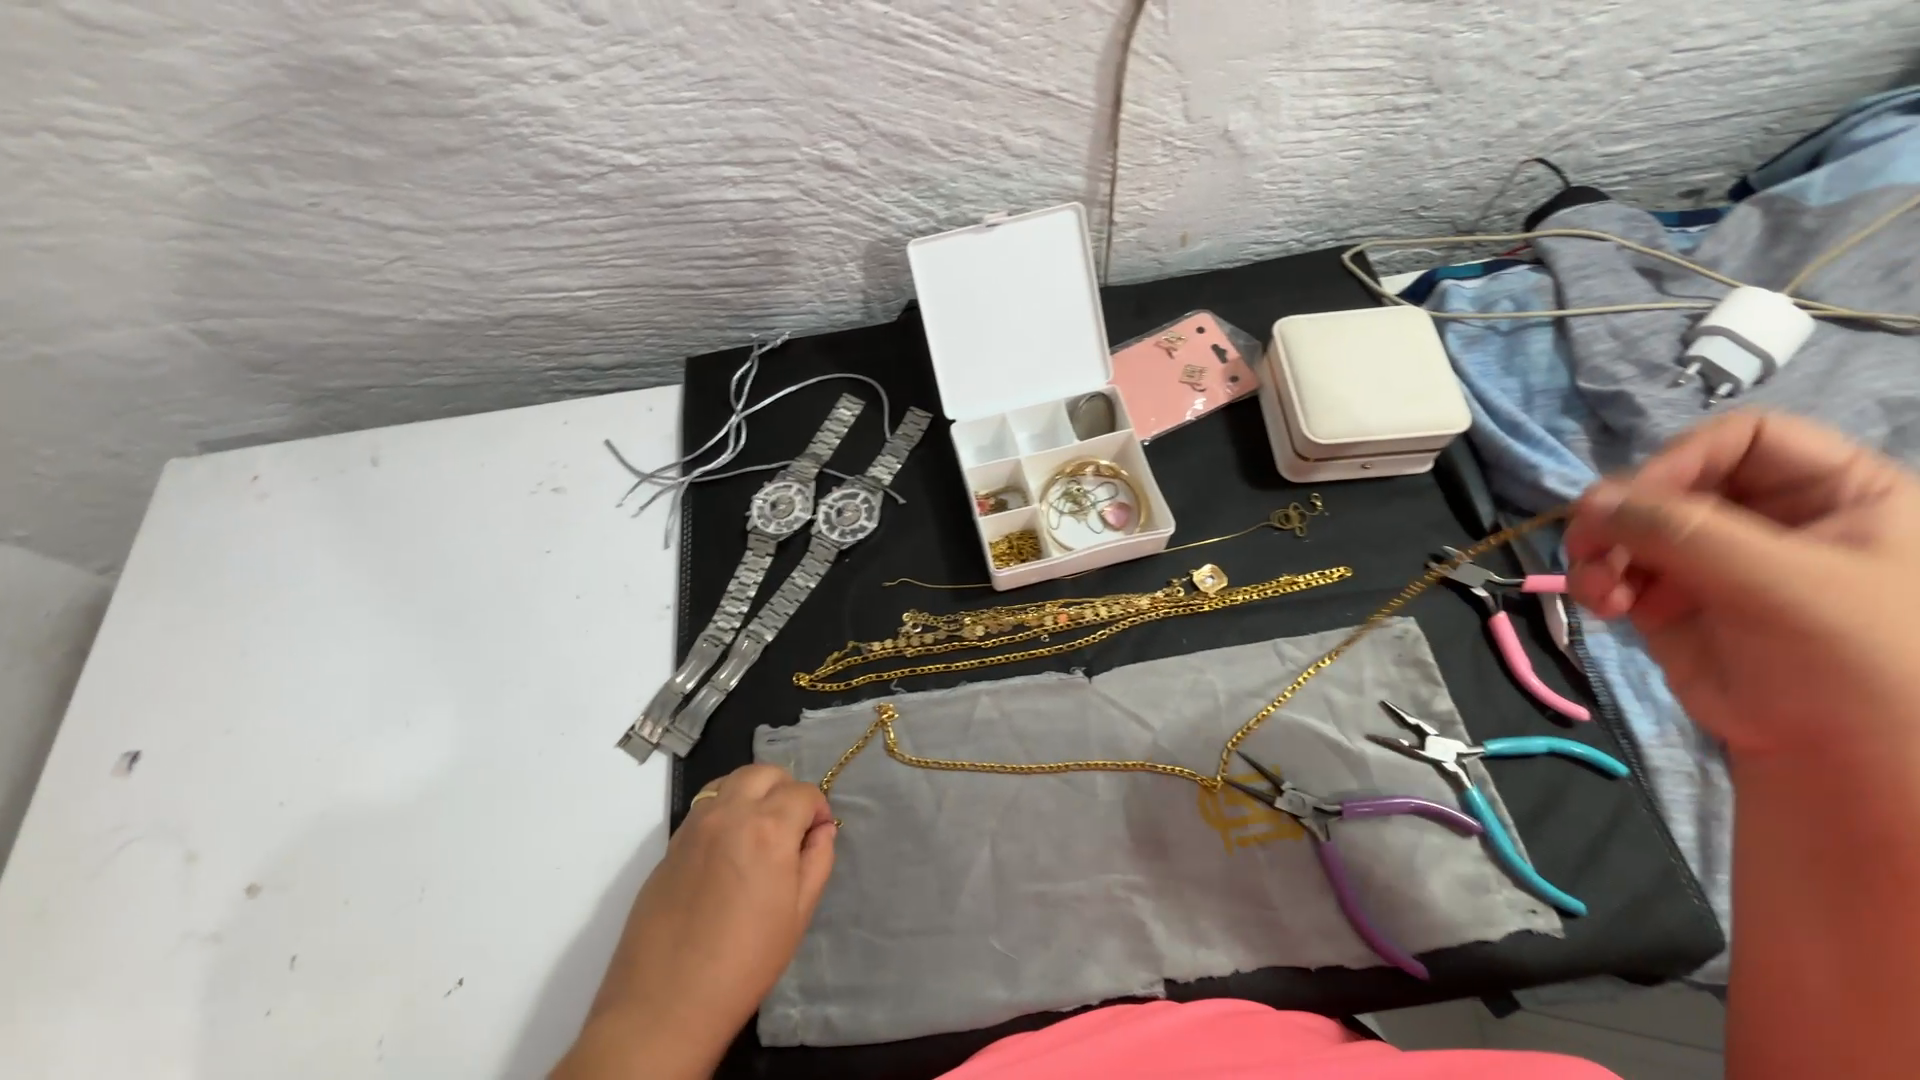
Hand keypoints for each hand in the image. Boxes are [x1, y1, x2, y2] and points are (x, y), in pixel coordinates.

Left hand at [553, 765, 835, 1079]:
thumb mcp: (799, 913)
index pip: (803, 792)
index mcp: (768, 828)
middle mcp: (728, 813)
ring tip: (760, 832)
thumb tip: (820, 829)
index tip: (818, 836)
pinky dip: (725, 809)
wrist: (665, 1001)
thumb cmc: (745, 962)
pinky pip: (705, 806)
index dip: (818, 810)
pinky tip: (729, 849)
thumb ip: (817, 859)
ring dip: (753, 792)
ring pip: (730, 781)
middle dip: (786, 789)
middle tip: (792, 826)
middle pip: (764, 772)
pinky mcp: (670, 843)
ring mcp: (693, 825)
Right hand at [1565, 409, 1919, 758]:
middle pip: (1674, 482)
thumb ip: (1683, 530)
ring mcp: (1718, 561)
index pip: (1746, 438)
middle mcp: (1772, 518)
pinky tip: (1603, 606)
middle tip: (1589, 544)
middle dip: (1626, 516)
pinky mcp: (1675, 600)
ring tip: (1597, 591)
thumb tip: (1585, 502)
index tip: (1640, 501)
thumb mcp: (1782, 581)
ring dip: (1601, 552)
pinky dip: (1598, 582)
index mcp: (1836, 493)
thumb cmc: (1852, 660)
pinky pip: (1618, 569)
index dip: (1685, 459)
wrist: (1842, 762)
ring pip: (1633, 527)